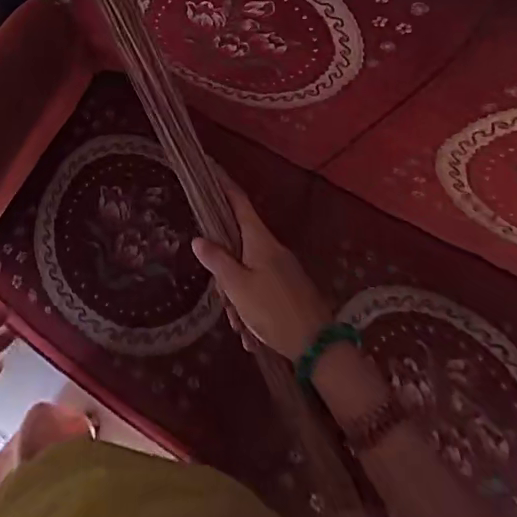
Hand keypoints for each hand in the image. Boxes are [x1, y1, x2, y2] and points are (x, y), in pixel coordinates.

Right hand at [191, 178, 331, 360]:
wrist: (318, 346)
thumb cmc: (273, 310)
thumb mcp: (238, 286)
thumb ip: (217, 261)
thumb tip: (198, 240)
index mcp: (260, 240)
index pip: (239, 202)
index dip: (224, 185)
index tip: (212, 170)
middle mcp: (272, 249)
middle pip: (238, 246)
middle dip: (225, 273)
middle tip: (224, 300)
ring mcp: (283, 269)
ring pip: (247, 274)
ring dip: (238, 300)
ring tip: (241, 327)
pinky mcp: (289, 289)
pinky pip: (261, 291)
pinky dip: (252, 311)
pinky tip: (253, 336)